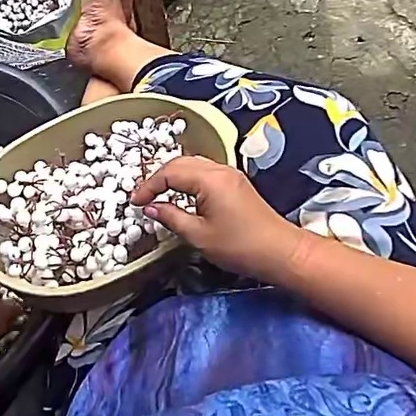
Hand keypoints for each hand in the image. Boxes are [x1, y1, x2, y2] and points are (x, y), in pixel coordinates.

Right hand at [131, 156, 309, 282]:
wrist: (280, 252)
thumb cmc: (240, 246)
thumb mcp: (199, 236)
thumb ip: (171, 217)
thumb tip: (150, 208)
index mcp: (209, 179)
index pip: (169, 173)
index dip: (148, 186)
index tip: (135, 202)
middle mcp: (219, 170)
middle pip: (180, 163)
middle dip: (158, 178)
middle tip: (143, 197)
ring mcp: (229, 174)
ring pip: (192, 165)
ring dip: (172, 177)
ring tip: (157, 196)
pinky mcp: (235, 183)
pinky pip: (204, 172)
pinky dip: (186, 180)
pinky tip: (180, 196)